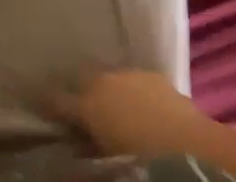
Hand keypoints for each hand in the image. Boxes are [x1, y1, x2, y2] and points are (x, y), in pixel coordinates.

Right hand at [53, 70, 204, 158]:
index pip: (56, 99)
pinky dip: (131, 90)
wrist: (191, 146)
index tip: (44, 112)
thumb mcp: (106, 161)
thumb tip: (76, 147)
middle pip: (80, 78)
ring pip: (108, 77)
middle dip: (78, 91)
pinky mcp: (154, 75)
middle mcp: (104, 81)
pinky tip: (140, 106)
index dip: (48, 105)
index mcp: (87, 104)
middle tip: (80, 110)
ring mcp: (130, 74)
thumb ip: (87, 150)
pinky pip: (133, 80)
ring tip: (114, 108)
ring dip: (107, 89)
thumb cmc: (139, 158)